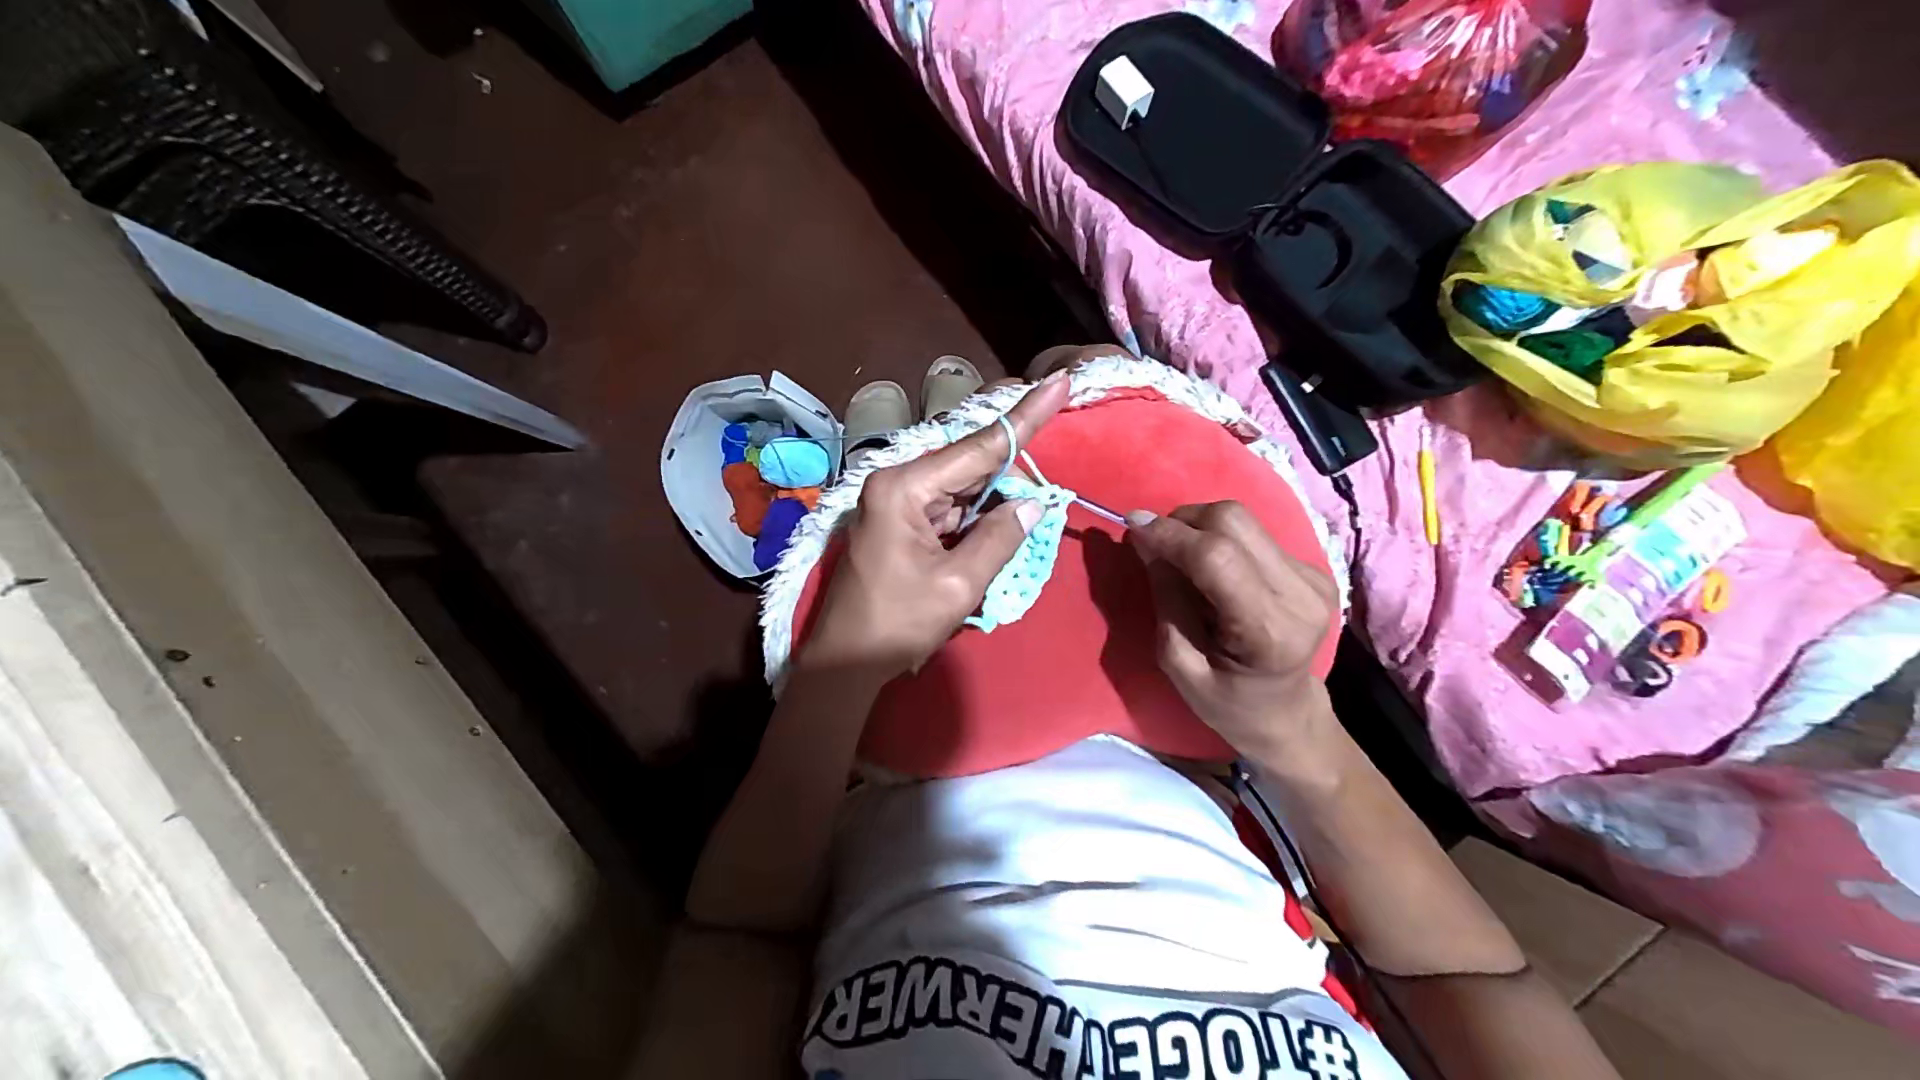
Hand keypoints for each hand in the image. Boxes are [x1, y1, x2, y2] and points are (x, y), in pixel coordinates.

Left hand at [801, 373, 1071, 678]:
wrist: (844, 663)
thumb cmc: (897, 624)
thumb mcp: (958, 585)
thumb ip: (999, 538)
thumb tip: (1034, 502)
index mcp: (904, 488)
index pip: (978, 447)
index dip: (1025, 417)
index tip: (1059, 382)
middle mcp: (896, 483)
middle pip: (969, 459)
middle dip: (1013, 451)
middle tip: (1055, 415)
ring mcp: (896, 503)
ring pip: (962, 484)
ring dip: (998, 486)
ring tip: (1035, 480)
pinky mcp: (901, 523)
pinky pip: (950, 506)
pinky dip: (979, 509)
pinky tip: (1005, 509)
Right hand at [1127, 502, 1339, 765]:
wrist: (1287, 713)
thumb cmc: (1228, 703)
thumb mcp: (1180, 666)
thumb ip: (1166, 599)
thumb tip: (1146, 540)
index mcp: (1269, 631)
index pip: (1217, 558)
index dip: (1170, 535)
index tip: (1132, 526)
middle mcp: (1300, 595)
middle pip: (1234, 522)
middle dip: (1184, 522)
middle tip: (1157, 544)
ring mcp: (1312, 577)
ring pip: (1243, 519)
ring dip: (1200, 527)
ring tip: (1181, 556)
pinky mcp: (1312, 568)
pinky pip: (1253, 533)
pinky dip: (1219, 539)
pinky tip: (1212, 569)